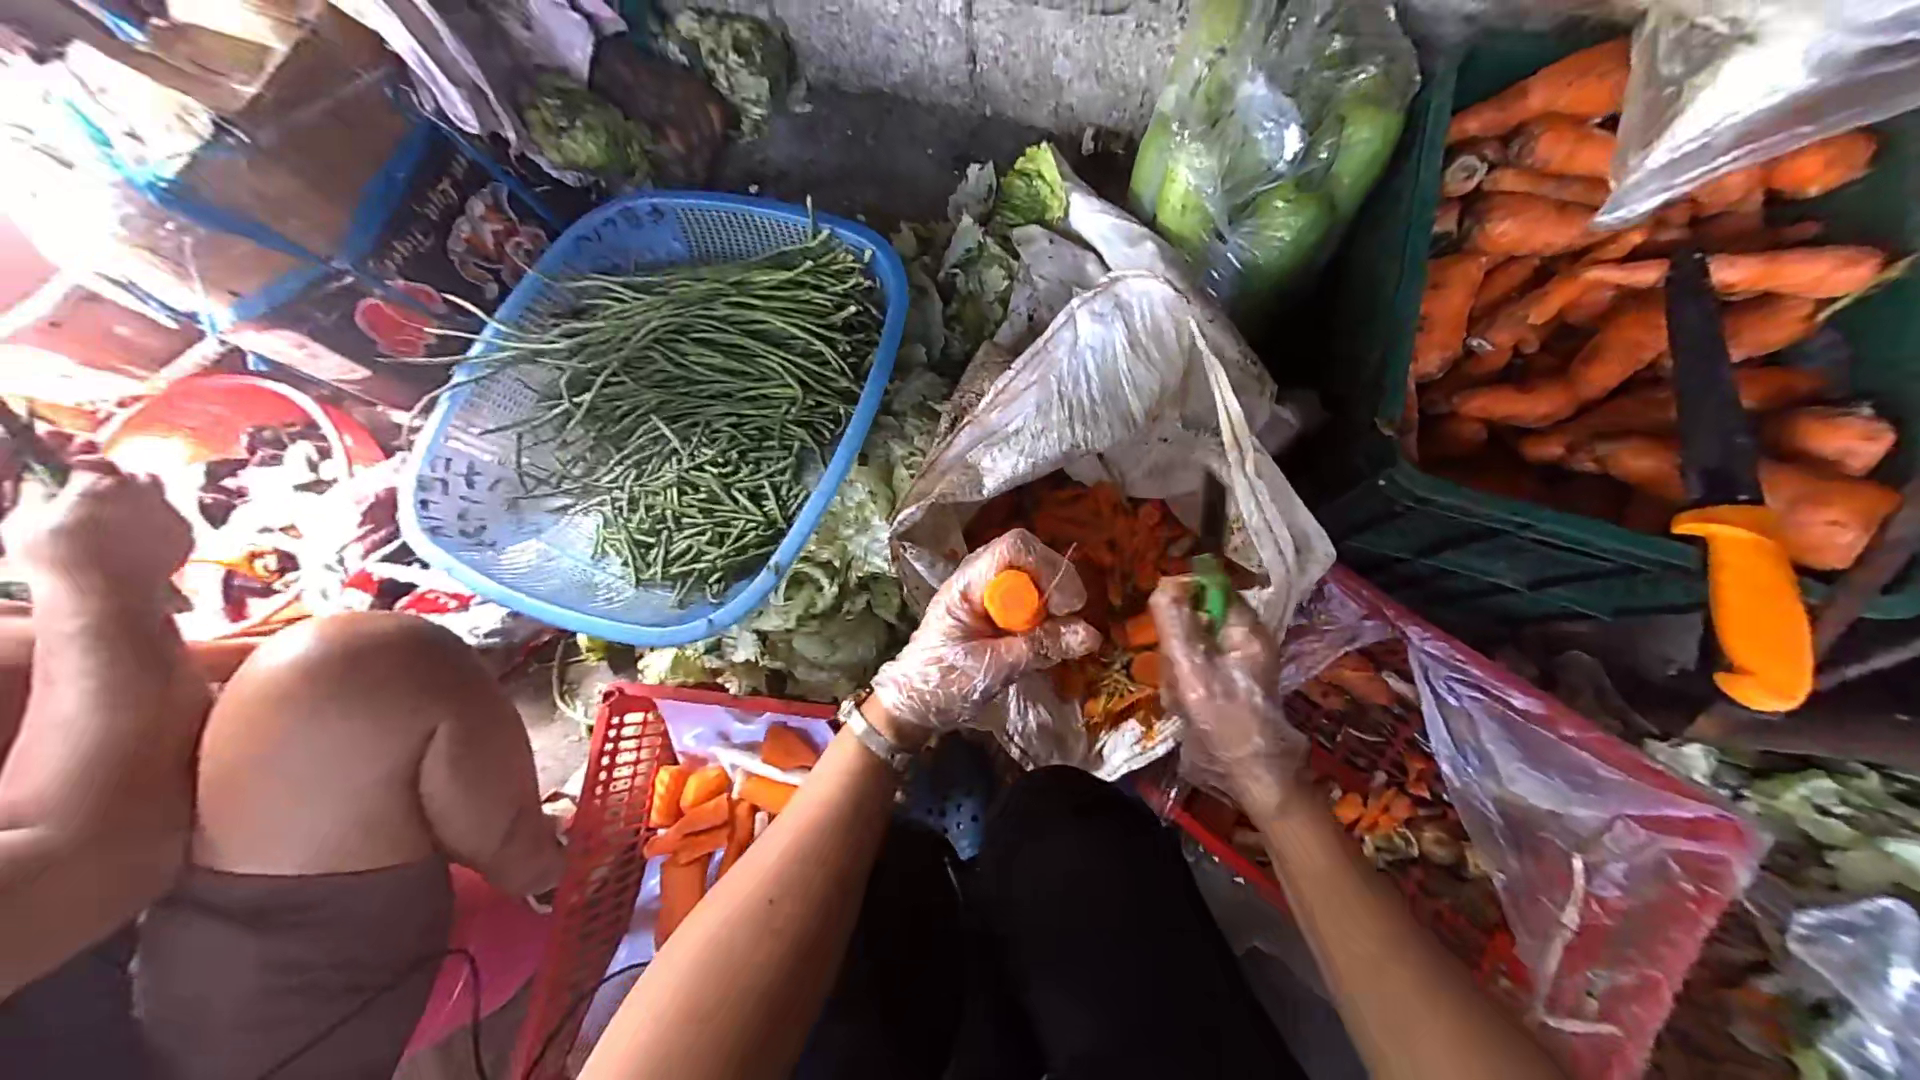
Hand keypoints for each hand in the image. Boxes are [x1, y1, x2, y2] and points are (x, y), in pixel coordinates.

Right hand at [3, 461, 190, 602]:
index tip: (72, 474)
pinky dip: (155, 522)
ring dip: (140, 500)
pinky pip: (171, 519)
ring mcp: (171, 513)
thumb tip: (38, 479)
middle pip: (134, 476)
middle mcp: (145, 493)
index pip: (95, 462)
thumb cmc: (56, 557)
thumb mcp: (24, 521)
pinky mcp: (186, 533)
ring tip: (116, 519)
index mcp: (102, 484)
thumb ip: (35, 494)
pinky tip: (136, 538)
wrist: (106, 592)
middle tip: (96, 499)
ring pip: (158, 495)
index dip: (82, 466)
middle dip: (117, 482)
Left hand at [870, 529, 1099, 745]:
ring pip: (1030, 579)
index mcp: (967, 584)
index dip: (1049, 568)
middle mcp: (976, 579)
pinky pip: (1025, 600)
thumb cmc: (943, 684)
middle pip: (1028, 558)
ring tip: (1057, 634)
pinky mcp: (990, 612)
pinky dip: (1042, 616)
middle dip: (1055, 586)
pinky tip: (1044, 640)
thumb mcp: (995, 668)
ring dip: (1050, 603)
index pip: (1015, 547)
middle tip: (1067, 622)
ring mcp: (983, 594)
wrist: (911, 705)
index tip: (1066, 606)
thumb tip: (1091, 634)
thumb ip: (1040, 647)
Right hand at [1149, 575, 1308, 819]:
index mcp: (1247, 629)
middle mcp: (1243, 642)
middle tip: (1174, 670)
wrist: (1248, 777)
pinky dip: (1179, 686)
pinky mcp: (1221, 687)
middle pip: (1194, 619)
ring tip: (1178, 694)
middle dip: (1175, 643)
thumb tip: (1164, 582)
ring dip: (1174, 668)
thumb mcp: (1192, 667)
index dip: (1183, 595)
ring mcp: (1232, 666)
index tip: (1162, 618)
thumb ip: (1175, 622)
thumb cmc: (1225, 719)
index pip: (1212, 589)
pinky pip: (1189, 671)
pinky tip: (1181, 706)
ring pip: (1187, 647)